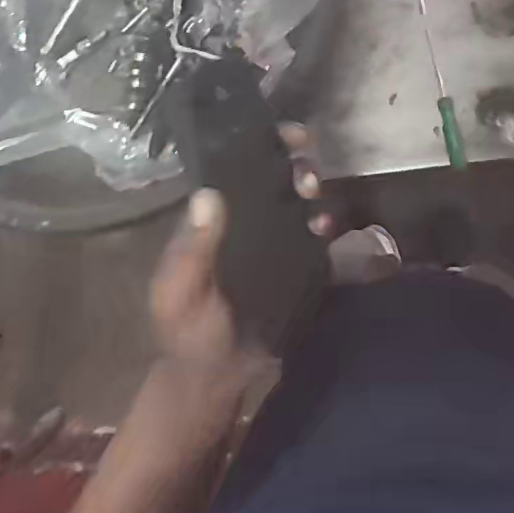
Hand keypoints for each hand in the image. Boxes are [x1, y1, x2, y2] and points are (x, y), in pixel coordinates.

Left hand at [149, 124, 332, 383]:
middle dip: (300, 168)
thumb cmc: (188, 331)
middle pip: (282, 178)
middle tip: (308, 179)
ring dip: (319, 196)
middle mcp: (253, 221)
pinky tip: (333, 235)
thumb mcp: (178, 293)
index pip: (243, 166)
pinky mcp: (305, 266)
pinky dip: (335, 228)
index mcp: (217, 219)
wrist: (219, 376)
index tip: (292, 136)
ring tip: (321, 210)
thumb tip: (207, 195)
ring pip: (307, 203)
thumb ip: (191, 251)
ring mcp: (282, 243)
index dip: (268, 144)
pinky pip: (326, 238)